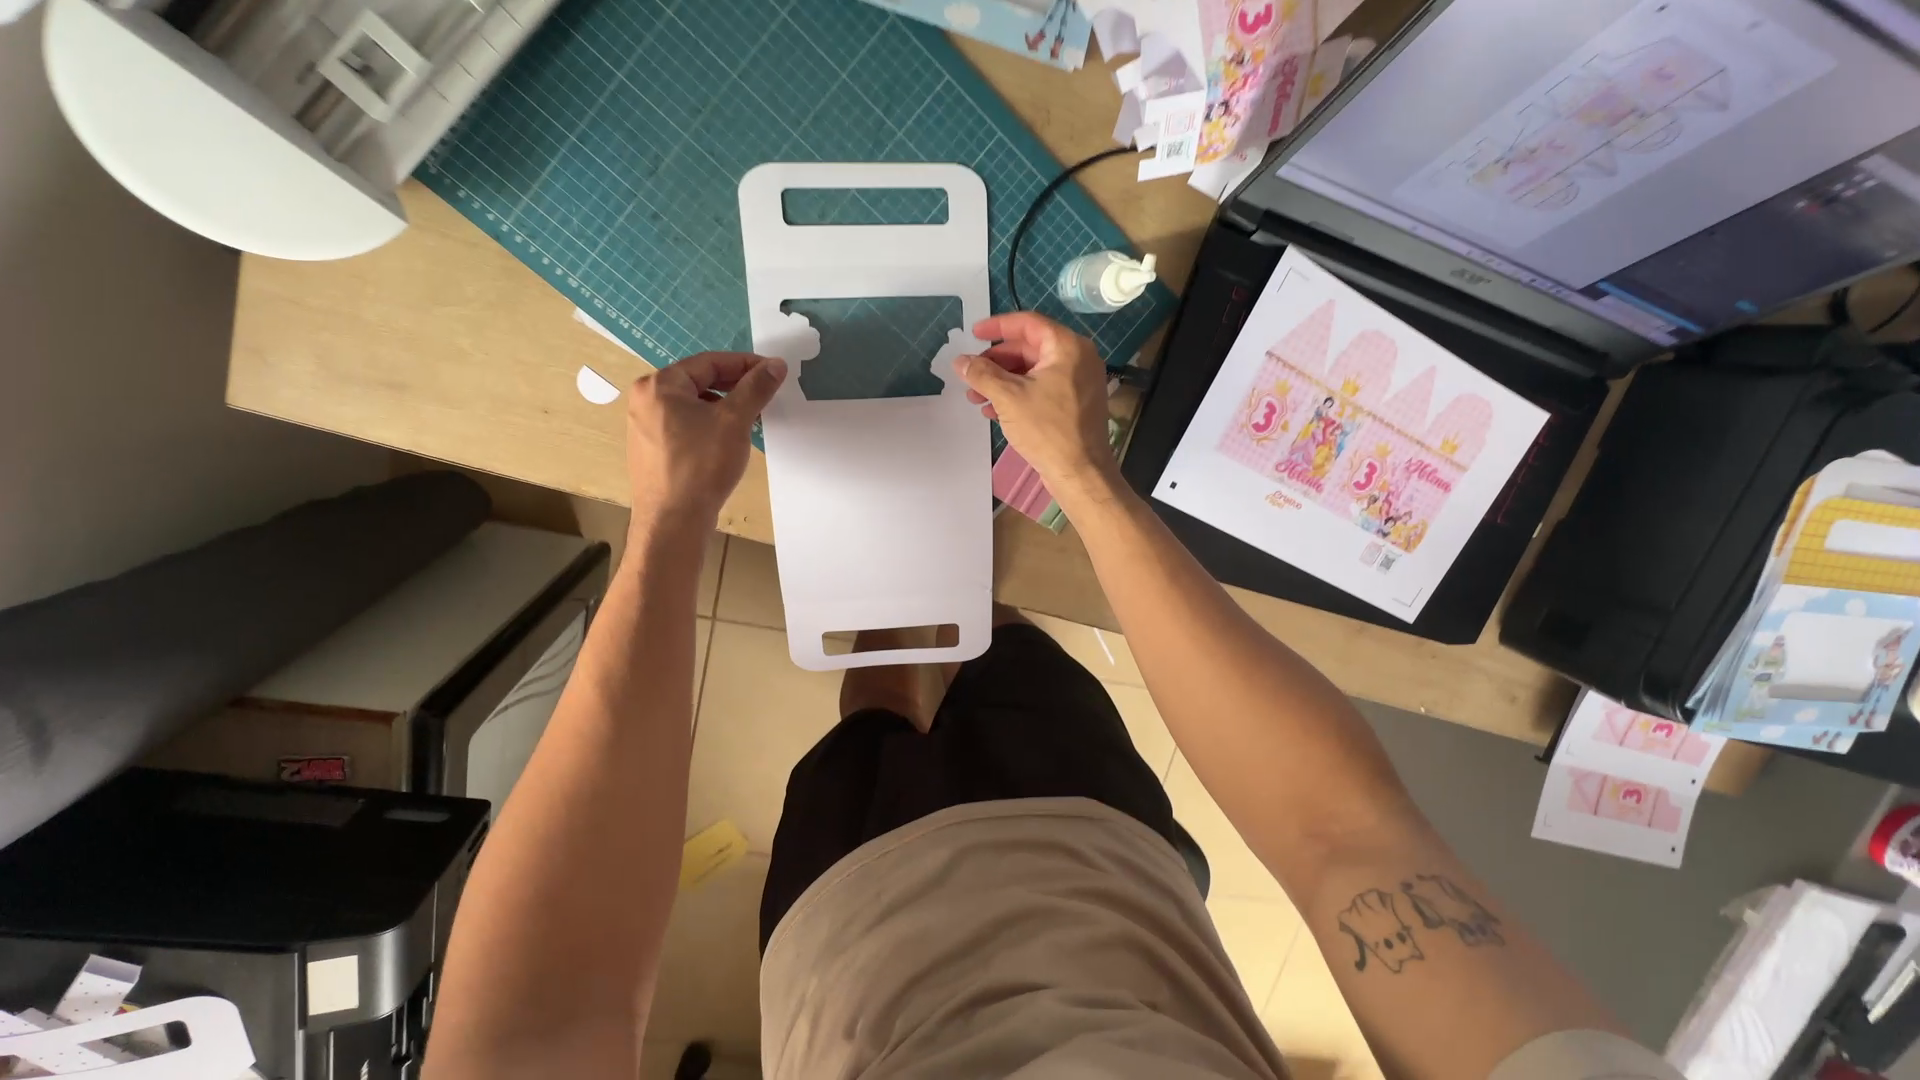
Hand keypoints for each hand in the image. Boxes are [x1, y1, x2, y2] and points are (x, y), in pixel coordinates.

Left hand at [626, 351, 785, 530]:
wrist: (673, 521)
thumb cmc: (701, 465)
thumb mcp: (734, 421)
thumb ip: (755, 388)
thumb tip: (776, 364)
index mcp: (659, 385)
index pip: (708, 363)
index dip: (744, 364)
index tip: (772, 371)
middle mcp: (645, 401)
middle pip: (699, 382)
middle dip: (735, 386)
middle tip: (766, 394)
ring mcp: (645, 427)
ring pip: (693, 405)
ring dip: (725, 406)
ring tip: (752, 417)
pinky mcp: (653, 451)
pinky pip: (685, 426)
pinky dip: (710, 425)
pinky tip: (730, 439)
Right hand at [953, 313, 1115, 493]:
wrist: (1080, 472)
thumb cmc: (1047, 430)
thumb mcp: (1008, 397)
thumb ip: (982, 374)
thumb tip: (960, 361)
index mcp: (1067, 347)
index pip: (1028, 323)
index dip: (997, 326)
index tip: (973, 332)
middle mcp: (1078, 358)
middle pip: (1029, 348)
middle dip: (996, 361)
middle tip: (971, 373)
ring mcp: (1079, 382)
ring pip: (1033, 371)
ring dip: (1002, 381)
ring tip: (976, 396)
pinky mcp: (1075, 404)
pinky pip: (1042, 388)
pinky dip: (1018, 394)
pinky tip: (993, 410)